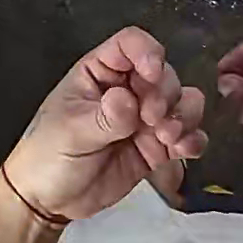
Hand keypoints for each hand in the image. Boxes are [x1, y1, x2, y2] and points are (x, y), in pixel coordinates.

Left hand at [4, 27, 207, 220]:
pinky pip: (187, 135)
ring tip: (167, 139)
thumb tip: (128, 100)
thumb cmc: (49, 153)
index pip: (129, 44)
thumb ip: (104, 118)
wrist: (50, 198)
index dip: (147, 52)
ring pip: (181, 101)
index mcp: (98, 73)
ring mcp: (142, 118)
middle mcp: (124, 89)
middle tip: (151, 121)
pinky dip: (193, 139)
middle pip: (163, 74)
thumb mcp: (71, 132)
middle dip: (165, 95)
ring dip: (184, 116)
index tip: (152, 75)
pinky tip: (184, 152)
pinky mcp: (156, 147)